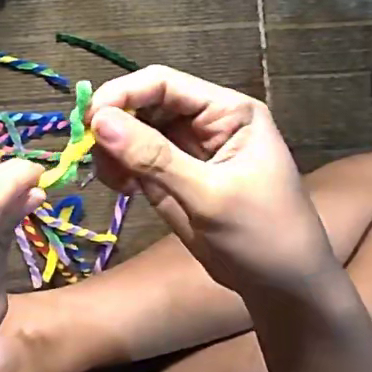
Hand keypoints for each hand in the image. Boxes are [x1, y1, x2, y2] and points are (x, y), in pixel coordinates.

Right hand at [88, 66, 337, 301]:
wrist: (282, 288)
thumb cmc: (263, 235)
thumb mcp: (210, 194)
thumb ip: (154, 156)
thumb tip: (98, 121)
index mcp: (227, 111)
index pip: (163, 83)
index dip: (122, 94)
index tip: (89, 120)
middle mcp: (203, 121)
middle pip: (142, 103)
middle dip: (112, 124)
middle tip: (92, 154)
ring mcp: (184, 148)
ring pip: (131, 130)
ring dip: (111, 149)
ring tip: (113, 180)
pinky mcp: (169, 175)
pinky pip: (132, 158)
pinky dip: (116, 168)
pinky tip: (121, 189)